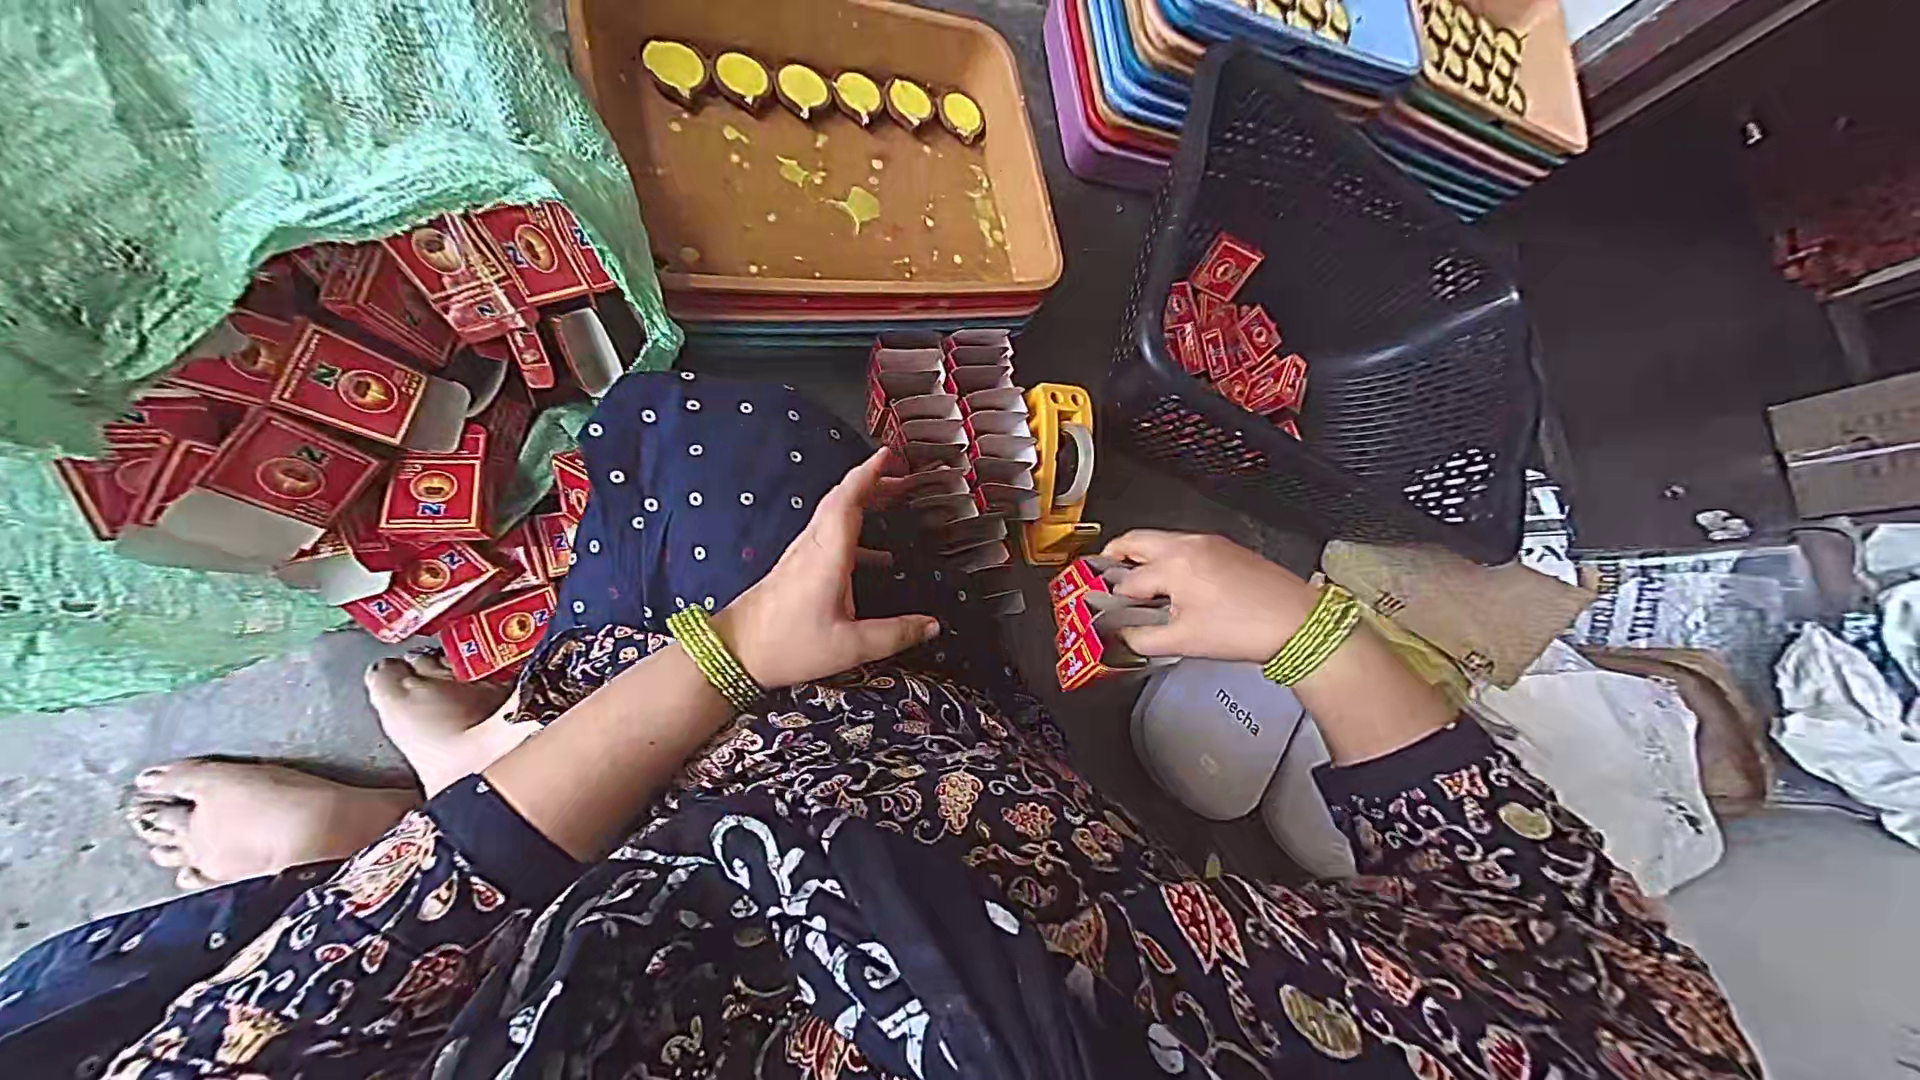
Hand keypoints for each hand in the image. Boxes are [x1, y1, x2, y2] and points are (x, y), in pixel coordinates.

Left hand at [712, 448, 939, 687]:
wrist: (735, 652)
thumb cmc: (787, 645)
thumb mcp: (850, 646)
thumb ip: (895, 635)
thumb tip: (932, 625)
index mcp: (828, 555)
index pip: (849, 500)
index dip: (869, 473)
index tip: (888, 454)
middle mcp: (813, 546)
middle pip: (843, 499)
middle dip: (873, 480)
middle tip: (902, 475)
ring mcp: (803, 553)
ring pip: (834, 513)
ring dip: (863, 499)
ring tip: (892, 501)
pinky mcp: (797, 566)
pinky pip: (829, 532)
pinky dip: (854, 526)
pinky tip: (876, 554)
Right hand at [1098, 530, 1317, 662]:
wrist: (1298, 622)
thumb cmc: (1249, 628)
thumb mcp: (1185, 642)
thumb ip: (1143, 639)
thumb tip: (1125, 636)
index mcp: (1174, 566)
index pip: (1128, 581)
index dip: (1114, 599)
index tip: (1107, 609)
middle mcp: (1188, 546)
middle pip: (1134, 541)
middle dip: (1114, 556)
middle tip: (1104, 573)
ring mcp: (1208, 542)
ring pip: (1159, 539)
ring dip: (1140, 554)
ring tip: (1136, 580)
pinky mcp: (1223, 547)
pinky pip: (1182, 544)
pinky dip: (1166, 556)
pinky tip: (1171, 581)